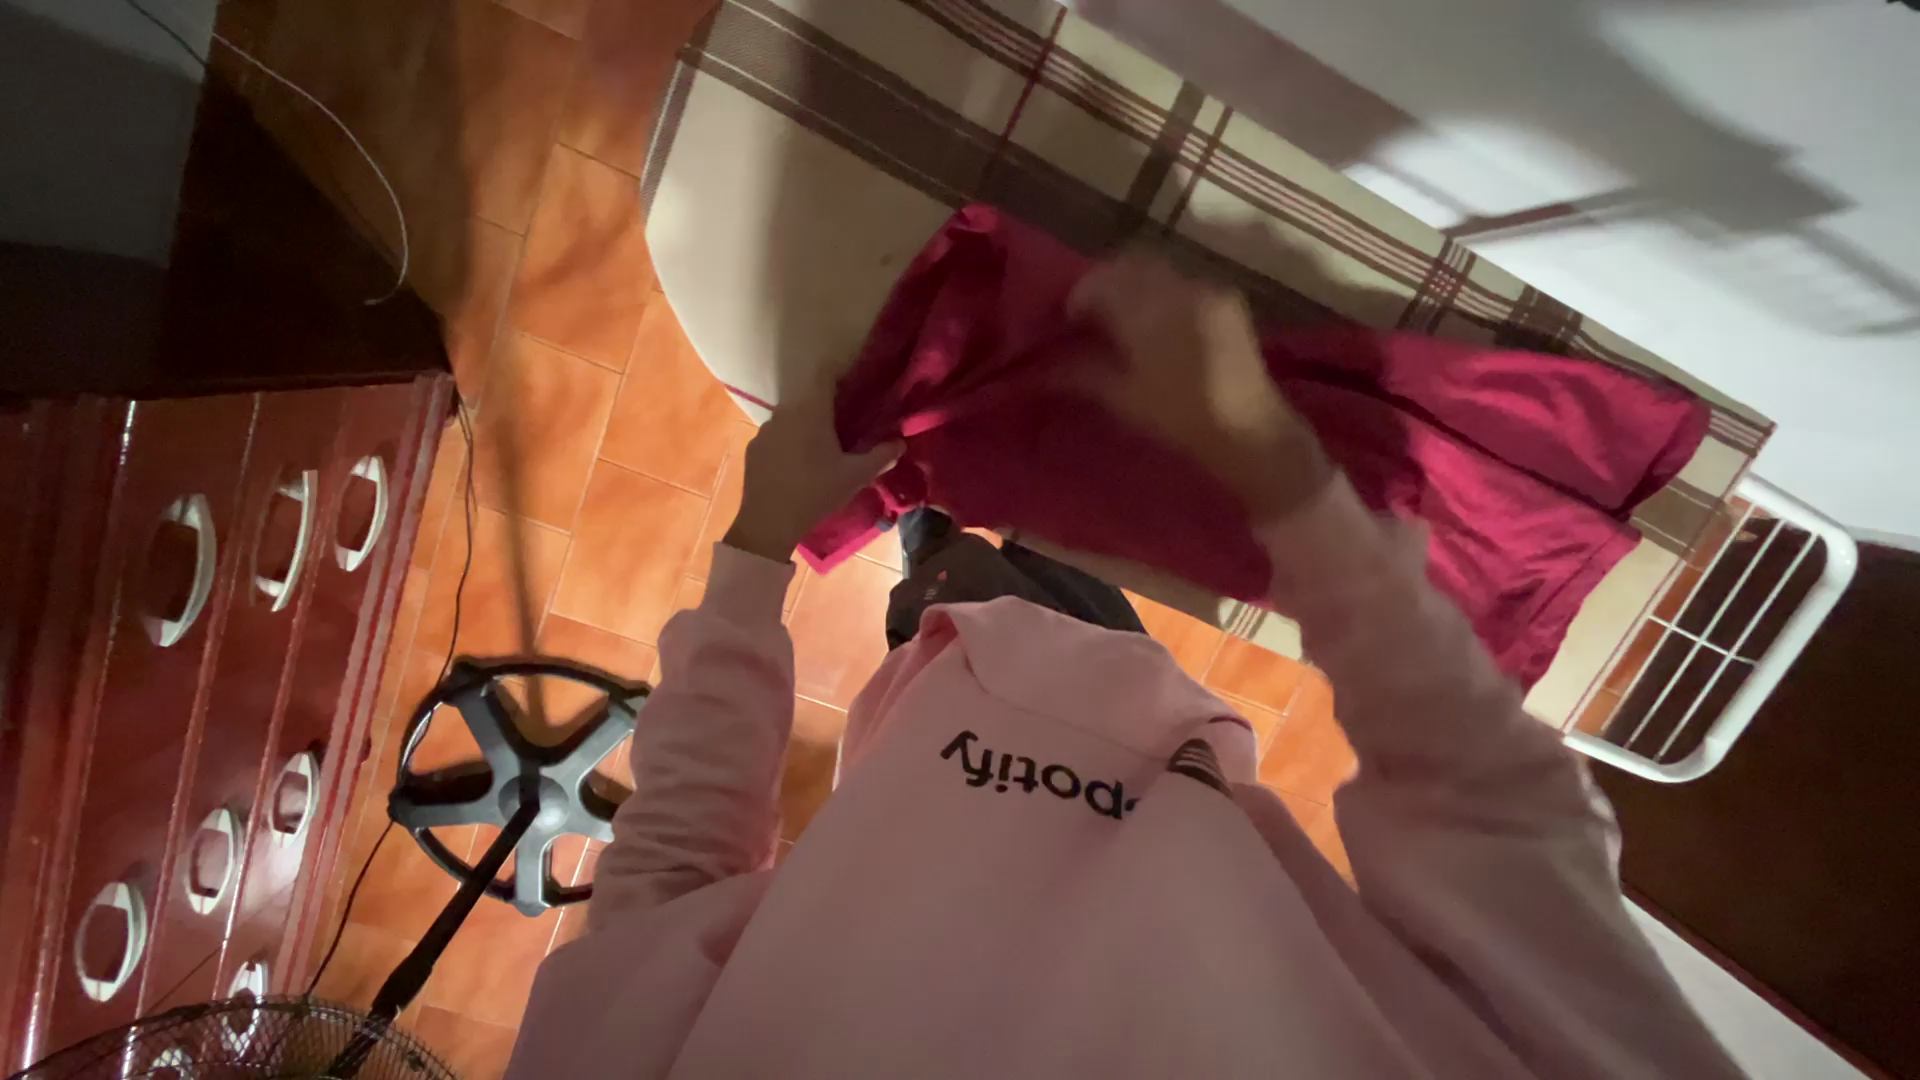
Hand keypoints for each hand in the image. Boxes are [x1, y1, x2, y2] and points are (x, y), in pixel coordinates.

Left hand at [722, 390, 901, 562]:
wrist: (768, 522)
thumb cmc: (816, 492)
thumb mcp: (855, 476)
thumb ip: (881, 456)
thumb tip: (900, 443)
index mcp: (811, 410)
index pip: (825, 373)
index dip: (841, 373)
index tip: (855, 384)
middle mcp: (785, 411)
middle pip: (809, 397)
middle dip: (828, 405)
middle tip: (847, 423)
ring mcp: (765, 429)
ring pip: (792, 417)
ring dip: (807, 425)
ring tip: (823, 448)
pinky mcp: (754, 448)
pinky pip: (777, 436)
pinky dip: (790, 442)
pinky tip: (799, 465)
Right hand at [1068, 252, 1333, 520]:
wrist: (1249, 431)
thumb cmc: (1178, 418)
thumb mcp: (1121, 397)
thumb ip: (1077, 373)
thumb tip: (1037, 368)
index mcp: (1148, 308)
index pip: (1098, 281)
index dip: (1076, 299)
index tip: (1068, 325)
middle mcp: (1178, 286)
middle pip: (1127, 264)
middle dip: (1103, 286)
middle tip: (1090, 320)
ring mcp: (1207, 289)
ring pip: (1155, 269)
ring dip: (1131, 286)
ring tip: (1122, 323)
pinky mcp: (1226, 299)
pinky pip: (1181, 282)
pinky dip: (1159, 293)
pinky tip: (1156, 326)